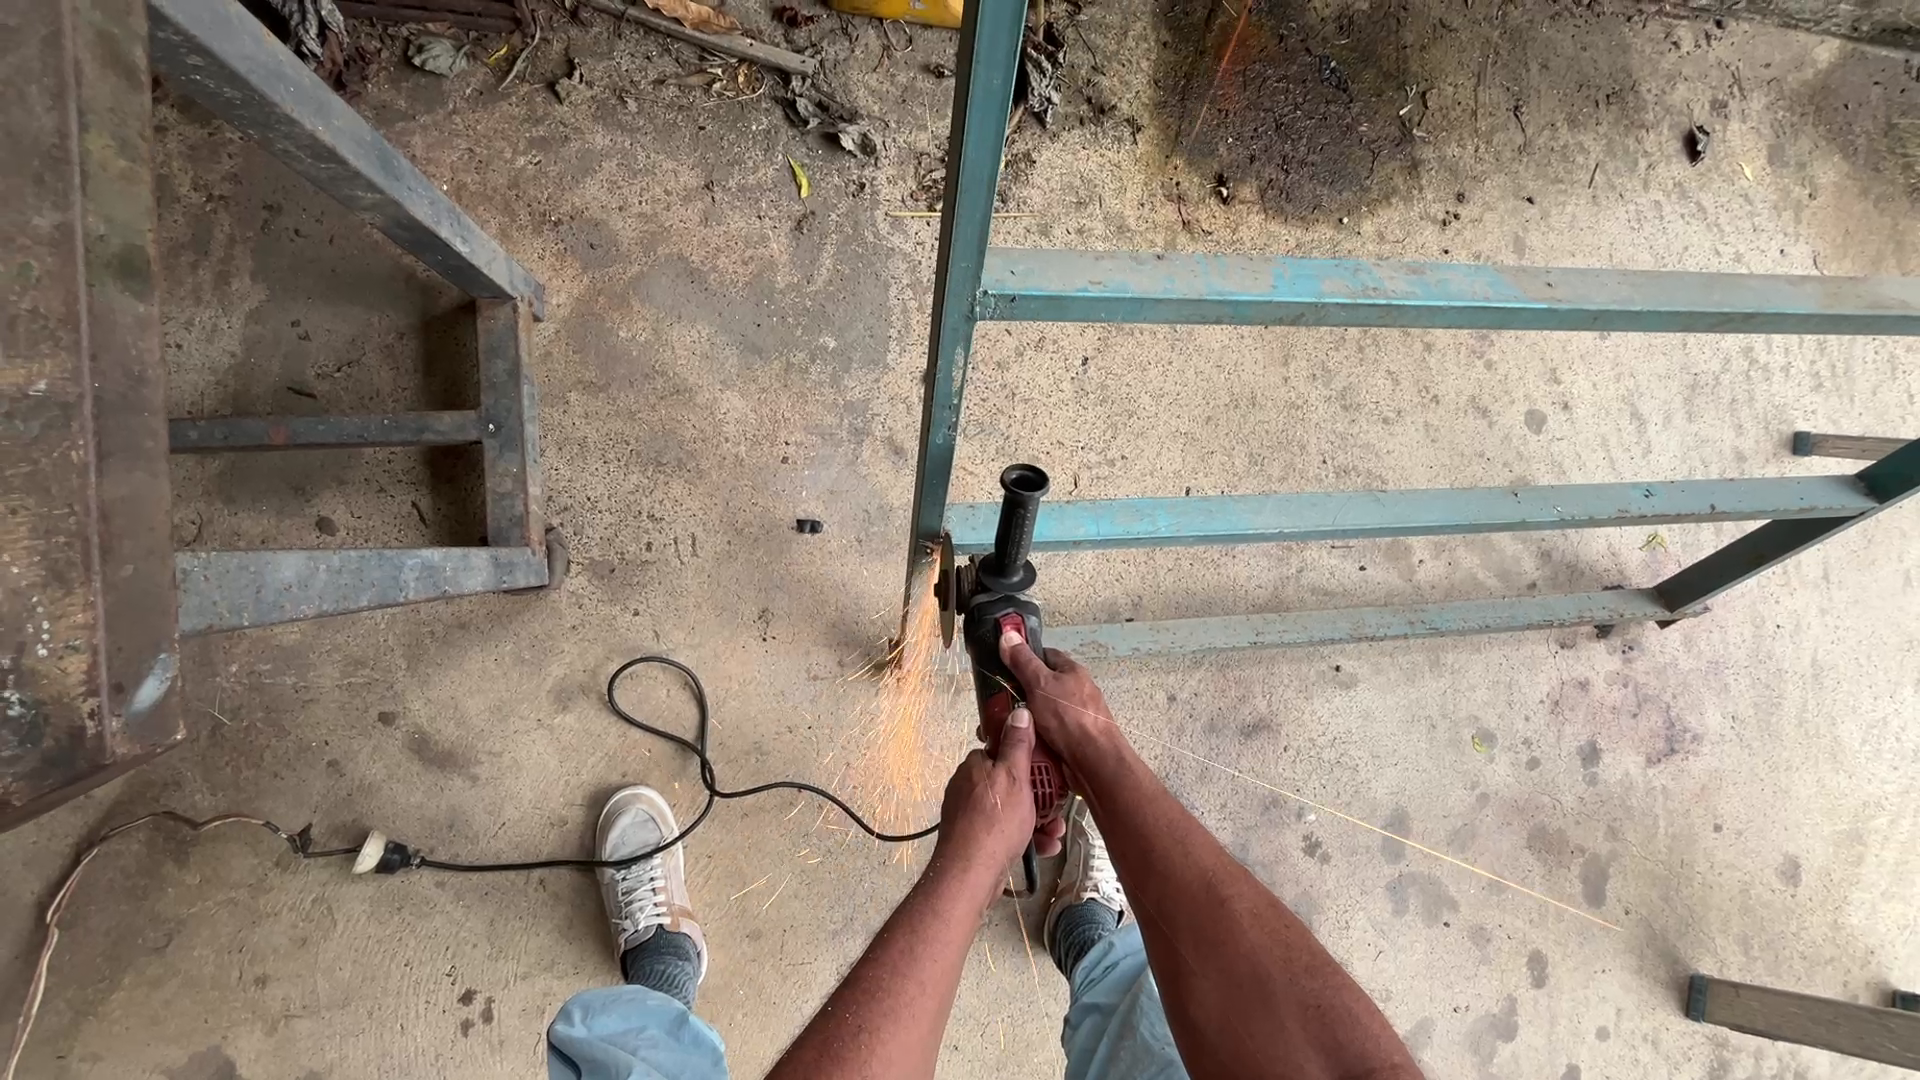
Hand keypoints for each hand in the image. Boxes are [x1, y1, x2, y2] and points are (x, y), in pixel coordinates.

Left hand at [931, 706, 1037, 897]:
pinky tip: (1044, 846)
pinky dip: (1025, 836)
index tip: (1046, 772)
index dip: (1027, 761)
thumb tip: (1019, 712)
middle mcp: (969, 786)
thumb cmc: (994, 821)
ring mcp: (970, 813)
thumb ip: (1018, 745)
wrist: (971, 873)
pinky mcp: (975, 838)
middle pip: (1011, 783)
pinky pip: (1004, 830)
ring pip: (1011, 809)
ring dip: (1037, 819)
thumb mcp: (1014, 777)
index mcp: (975, 765)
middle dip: (1038, 796)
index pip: (1002, 752)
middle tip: (1057, 809)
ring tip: (1055, 832)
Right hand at [997, 631, 1128, 788]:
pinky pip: (1045, 734)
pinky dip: (1032, 738)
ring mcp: (1073, 718)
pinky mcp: (1070, 740)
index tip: (1004, 664)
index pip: (1044, 655)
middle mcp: (1074, 692)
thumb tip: (1009, 635)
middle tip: (998, 702)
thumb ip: (1023, 661)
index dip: (1024, 657)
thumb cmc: (1071, 719)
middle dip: (1019, 695)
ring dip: (1023, 719)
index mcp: (1071, 672)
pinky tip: (1019, 742)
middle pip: (1040, 687)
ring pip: (1040, 713)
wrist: (1094, 762)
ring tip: (1004, 726)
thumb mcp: (1040, 684)